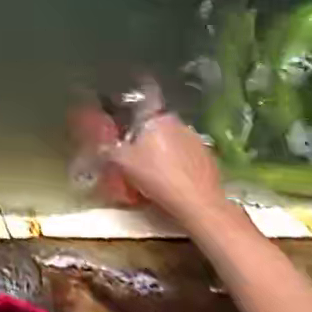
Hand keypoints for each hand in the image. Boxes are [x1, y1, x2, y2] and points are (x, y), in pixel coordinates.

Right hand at [109, 111, 227, 224]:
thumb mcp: (121, 161)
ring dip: (164, 148)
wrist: (200, 206)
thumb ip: (107, 146)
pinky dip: (180, 162)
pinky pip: (188, 155)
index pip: (141, 105)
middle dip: (146, 134)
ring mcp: (198, 142)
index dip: (130, 113)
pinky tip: (173, 178)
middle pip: (156, 124)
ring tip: (154, 167)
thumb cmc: (157, 176)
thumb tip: (100, 141)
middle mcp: (179, 124)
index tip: (123, 124)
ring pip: (173, 139)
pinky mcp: (211, 160)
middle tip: (135, 151)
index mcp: (157, 118)